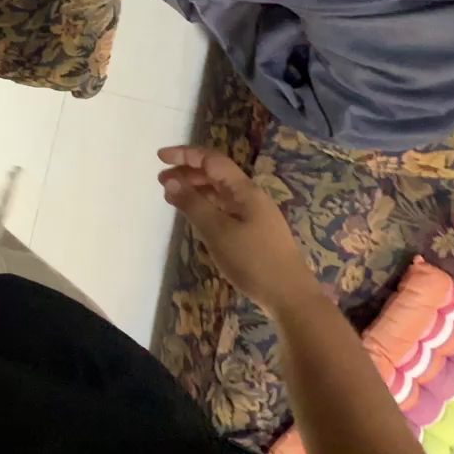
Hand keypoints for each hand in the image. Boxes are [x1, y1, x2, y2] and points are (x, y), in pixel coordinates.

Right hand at [157, 145, 319, 315]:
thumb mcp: (217, 231)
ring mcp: (254, 215)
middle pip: (215, 174)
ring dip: (194, 189)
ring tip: (172, 197)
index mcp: (245, 191)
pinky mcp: (253, 231)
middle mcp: (250, 197)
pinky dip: (205, 205)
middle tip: (161, 181)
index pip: (212, 160)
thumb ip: (192, 203)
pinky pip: (224, 207)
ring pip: (219, 192)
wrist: (292, 299)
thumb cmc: (254, 261)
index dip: (185, 154)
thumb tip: (170, 180)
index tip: (160, 157)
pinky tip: (194, 215)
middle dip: (187, 172)